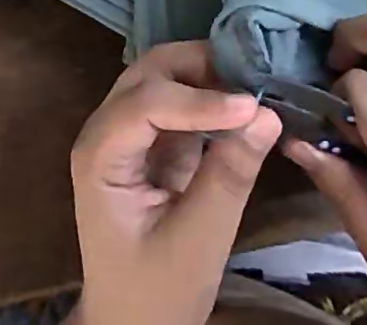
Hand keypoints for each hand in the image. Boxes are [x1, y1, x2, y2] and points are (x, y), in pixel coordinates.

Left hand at [69, 42, 282, 324]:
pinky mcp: (152, 136)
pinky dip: (212, 93)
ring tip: (254, 85)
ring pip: (166, 74)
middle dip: (202, 67)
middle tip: (255, 79)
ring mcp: (127, 128)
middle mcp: (106, 128)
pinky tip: (244, 101)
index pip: (147, 103)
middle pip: (151, 72)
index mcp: (99, 155)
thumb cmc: (156, 293)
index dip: (199, 99)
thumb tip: (267, 115)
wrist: (134, 324)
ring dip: (208, 73)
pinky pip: (181, 97)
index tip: (252, 105)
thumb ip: (228, 176)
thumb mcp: (197, 243)